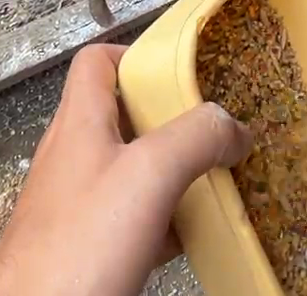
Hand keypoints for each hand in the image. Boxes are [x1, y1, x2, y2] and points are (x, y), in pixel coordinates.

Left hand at [0, 44, 251, 295]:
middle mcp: (72, 155)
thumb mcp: (149, 175)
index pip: (98, 60)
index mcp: (80, 121)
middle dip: (168, 120)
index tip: (178, 72)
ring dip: (167, 171)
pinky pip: (125, 214)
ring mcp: (73, 201)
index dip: (136, 56)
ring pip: (128, 168)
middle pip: (122, 114)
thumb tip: (233, 125)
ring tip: (204, 180)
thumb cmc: (75, 249)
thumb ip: (196, 137)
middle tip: (205, 130)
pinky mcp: (82, 244)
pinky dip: (157, 217)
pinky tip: (181, 235)